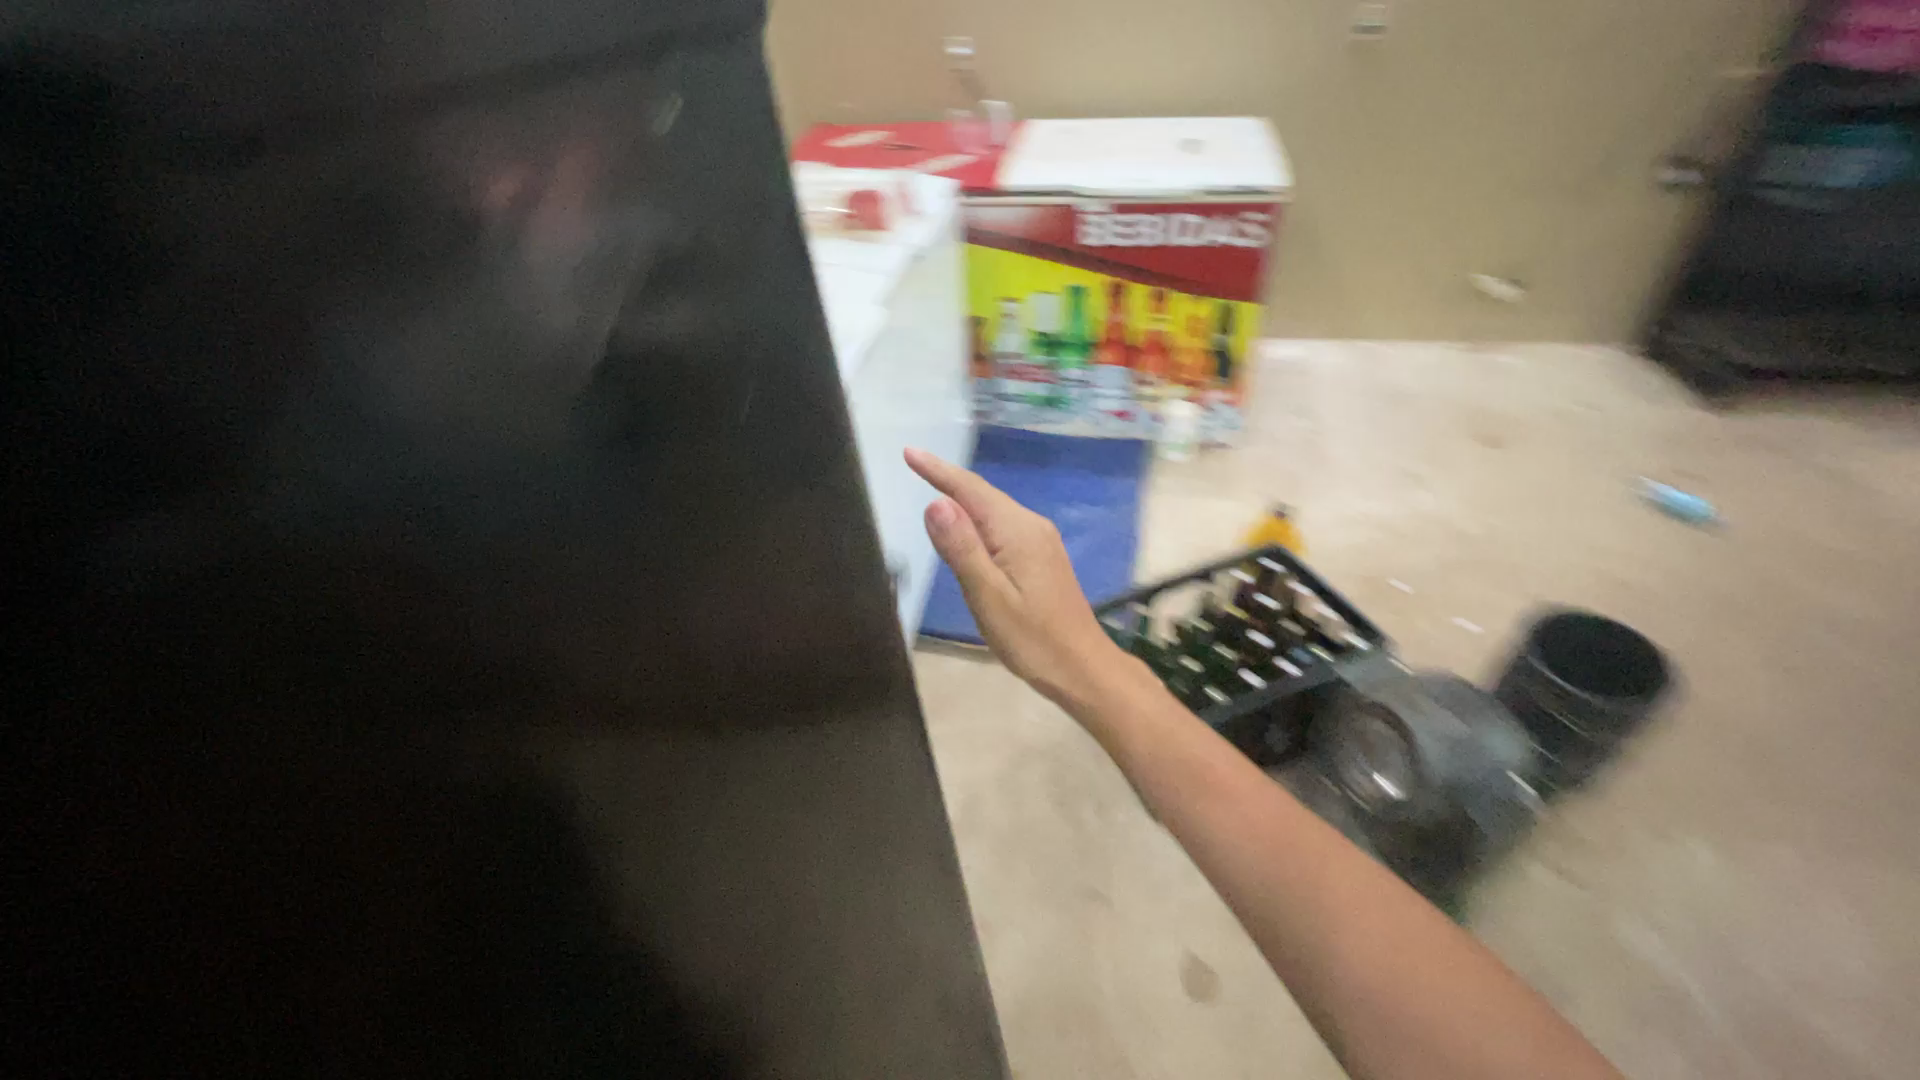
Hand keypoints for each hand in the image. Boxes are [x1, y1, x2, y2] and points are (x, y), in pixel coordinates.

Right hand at [905, 448, 1140, 707]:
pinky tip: (965, 531)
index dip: (938, 471)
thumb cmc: (1032, 638)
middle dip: (948, 480)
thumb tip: (936, 503)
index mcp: (1017, 531)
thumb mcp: (988, 597)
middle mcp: (1031, 526)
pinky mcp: (1042, 558)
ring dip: (962, 501)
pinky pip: (1003, 527)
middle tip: (913, 465)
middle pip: (983, 495)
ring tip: (930, 489)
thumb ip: (962, 549)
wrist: (1082, 668)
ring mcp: (1041, 541)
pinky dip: (978, 521)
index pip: (970, 490)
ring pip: (993, 511)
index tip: (909, 452)